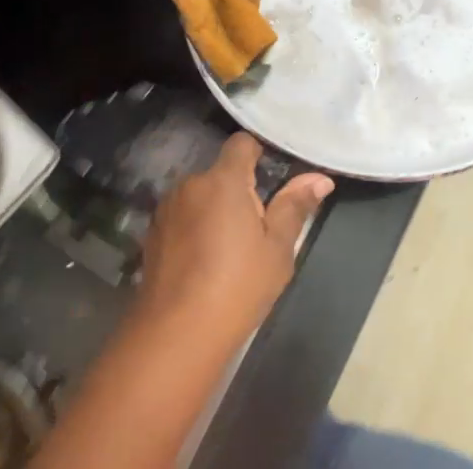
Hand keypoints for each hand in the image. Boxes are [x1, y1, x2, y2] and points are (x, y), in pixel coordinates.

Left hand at [136, 133, 333, 340]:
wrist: (179, 328)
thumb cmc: (239, 285)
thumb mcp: (277, 249)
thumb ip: (294, 207)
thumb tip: (319, 178)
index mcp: (223, 180)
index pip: (241, 143)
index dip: (259, 152)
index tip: (274, 176)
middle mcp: (190, 183)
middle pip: (220, 173)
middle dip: (239, 191)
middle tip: (258, 228)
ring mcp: (167, 207)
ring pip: (200, 196)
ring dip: (215, 210)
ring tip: (230, 250)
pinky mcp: (153, 230)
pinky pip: (182, 216)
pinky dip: (195, 228)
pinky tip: (204, 261)